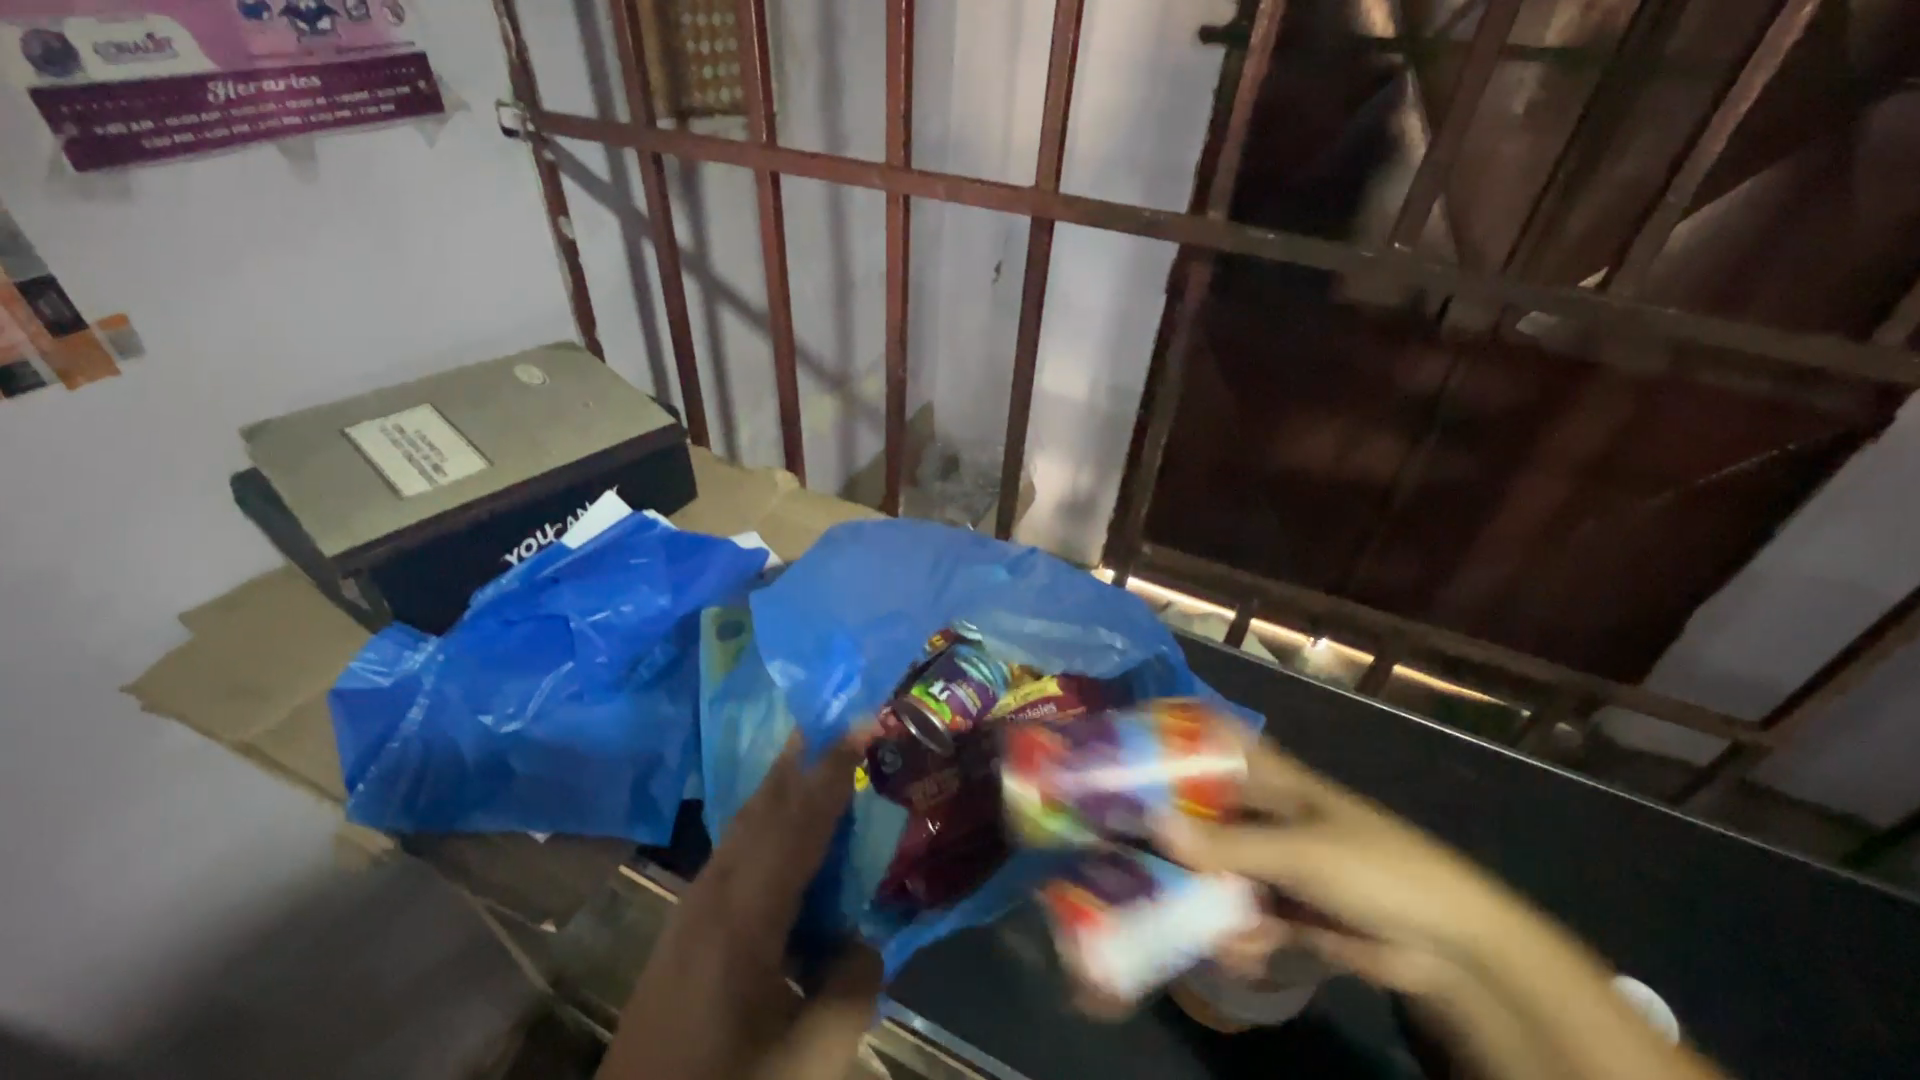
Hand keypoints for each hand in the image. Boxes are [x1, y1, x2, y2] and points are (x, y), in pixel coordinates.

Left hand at [597, 735, 881, 1079]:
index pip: (799, 823)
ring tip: (814, 756)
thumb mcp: (808, 1060)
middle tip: (836, 715)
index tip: (866, 720)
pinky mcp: (683, 933)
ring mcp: (689, 913)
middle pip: (762, 809)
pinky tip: (783, 835)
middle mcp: (710, 897)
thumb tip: (861, 941)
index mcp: (743, 918)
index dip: (835, 769)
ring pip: (742, 828)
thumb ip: (851, 988)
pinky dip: (766, 826)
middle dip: (801, 760)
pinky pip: (733, 855)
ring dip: (782, 789)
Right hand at [1156, 733, 1524, 995]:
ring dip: (1207, 906)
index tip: (1129, 745)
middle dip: (1172, 840)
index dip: (1179, 738)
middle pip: (1204, 817)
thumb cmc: (1377, 868)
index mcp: (1277, 783)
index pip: (1220, 744)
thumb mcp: (1299, 851)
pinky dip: (1238, 939)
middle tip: (1128, 860)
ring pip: (1216, 876)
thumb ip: (1226, 845)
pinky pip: (1241, 920)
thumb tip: (1152, 826)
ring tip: (1214, 932)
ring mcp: (1277, 868)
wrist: (1448, 945)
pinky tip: (1248, 956)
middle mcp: (1268, 819)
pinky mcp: (1287, 914)